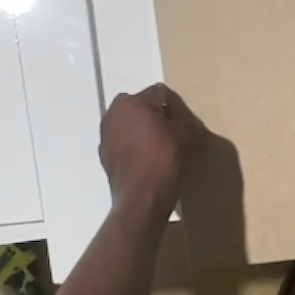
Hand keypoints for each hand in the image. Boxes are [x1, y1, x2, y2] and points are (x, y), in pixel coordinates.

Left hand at [101, 83, 208, 217]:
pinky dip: (137, 150)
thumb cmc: (164, 160)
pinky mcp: (105, 157)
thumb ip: (190, 121)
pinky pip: (126, 146)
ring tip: (164, 150)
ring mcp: (105, 136)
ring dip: (147, 134)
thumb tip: (189, 123)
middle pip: (144, 110)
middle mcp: (112, 114)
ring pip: (133, 128)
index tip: (188, 125)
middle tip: (177, 136)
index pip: (161, 95)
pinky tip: (150, 163)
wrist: (141, 199)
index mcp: (130, 102)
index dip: (178, 108)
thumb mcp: (188, 136)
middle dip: (160, 119)